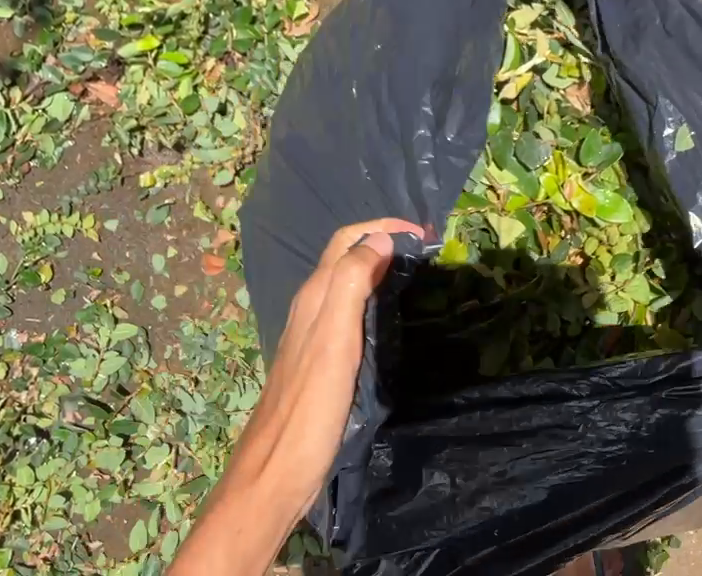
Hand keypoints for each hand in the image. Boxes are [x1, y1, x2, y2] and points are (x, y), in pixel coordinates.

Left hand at [171, 218, 422, 575]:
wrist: (276, 473)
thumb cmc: (310, 407)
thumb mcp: (335, 339)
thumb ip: (353, 283)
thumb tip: (380, 239)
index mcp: (315, 296)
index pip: (348, 239)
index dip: (384, 227)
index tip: (424, 234)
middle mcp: (311, 307)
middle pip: (346, 255)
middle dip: (383, 240)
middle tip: (425, 249)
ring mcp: (313, 333)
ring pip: (347, 281)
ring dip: (379, 266)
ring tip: (414, 274)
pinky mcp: (319, 359)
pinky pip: (348, 309)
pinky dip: (373, 296)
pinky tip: (389, 315)